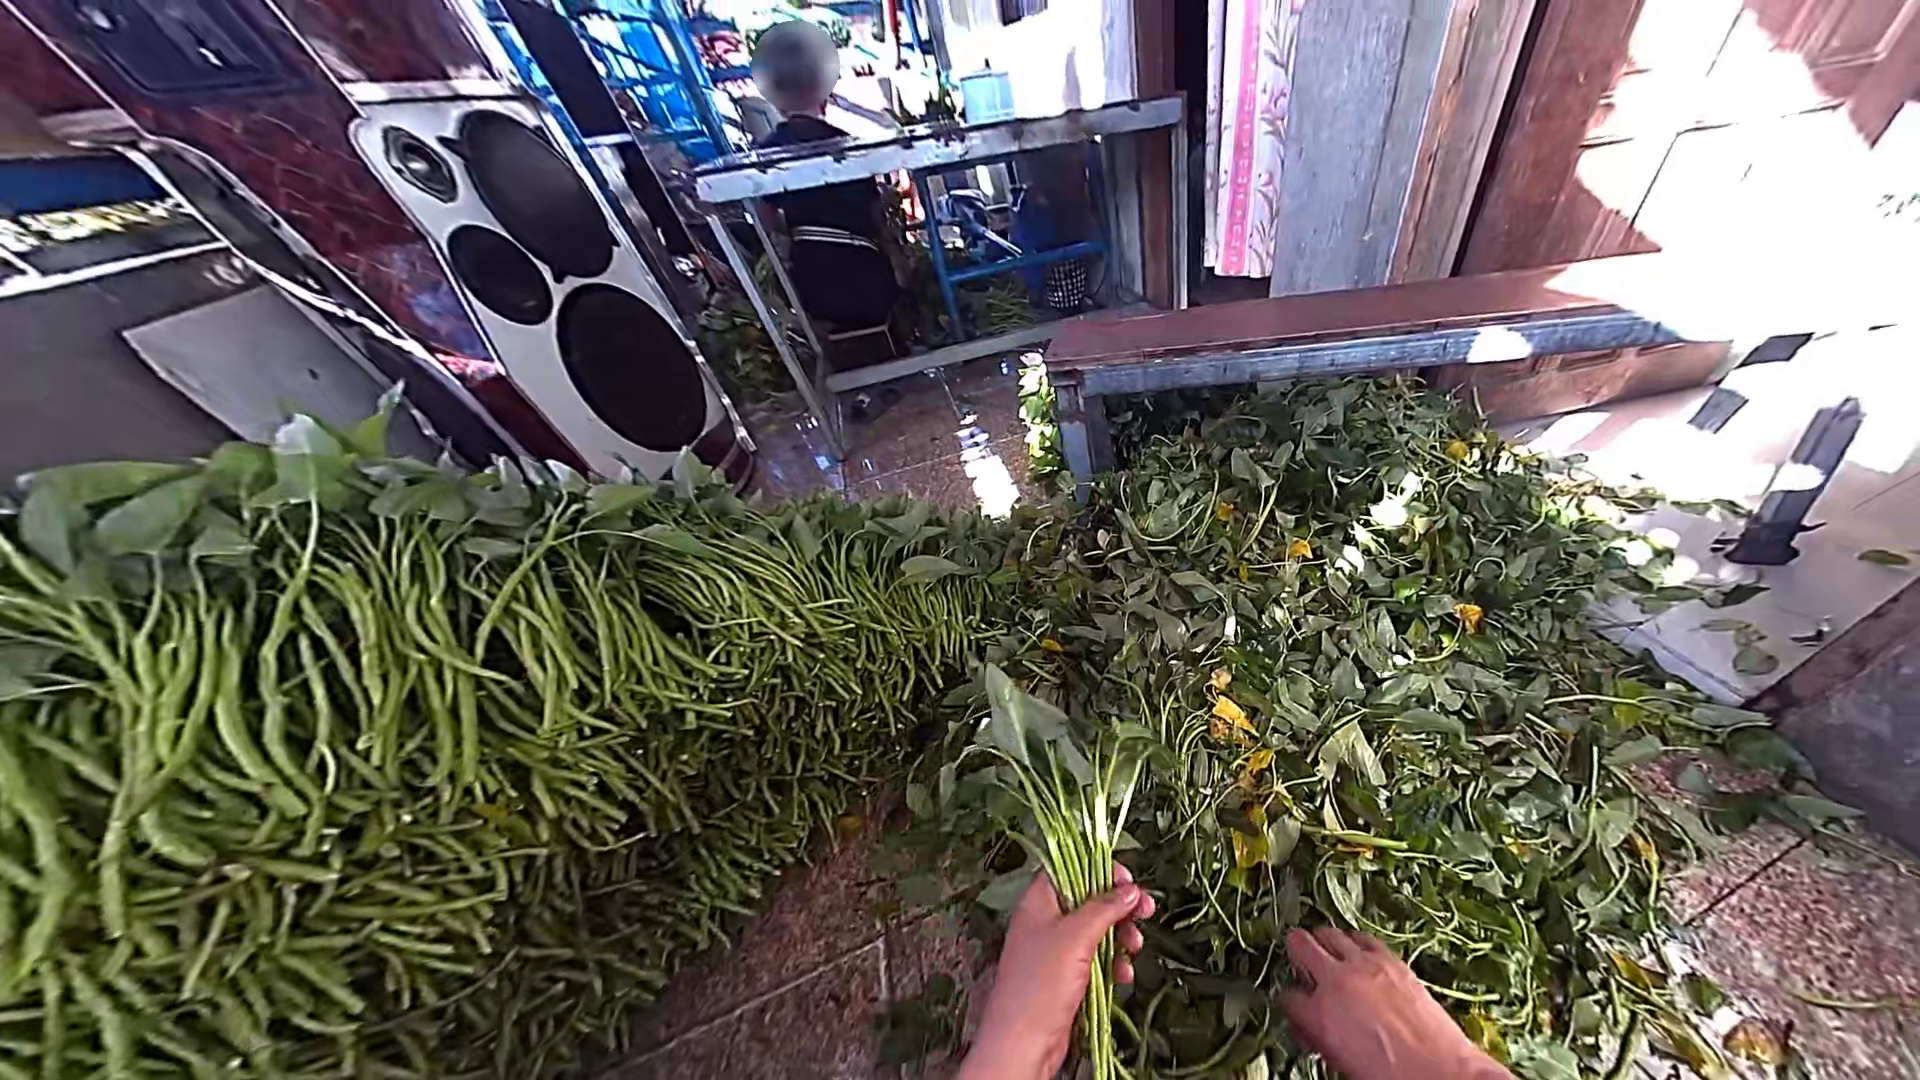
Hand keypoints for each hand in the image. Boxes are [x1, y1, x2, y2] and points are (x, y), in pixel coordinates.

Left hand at [956, 865, 1155, 1079]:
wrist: (1023, 1045)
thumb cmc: (1041, 983)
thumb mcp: (1075, 937)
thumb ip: (1103, 908)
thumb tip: (1128, 888)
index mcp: (1039, 899)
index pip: (1071, 867)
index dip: (1100, 869)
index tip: (1128, 880)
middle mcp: (1046, 918)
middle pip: (1088, 898)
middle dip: (1118, 905)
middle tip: (1145, 911)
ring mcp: (1056, 948)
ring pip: (1096, 930)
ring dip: (1119, 935)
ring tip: (1135, 946)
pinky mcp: (1066, 976)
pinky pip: (1095, 959)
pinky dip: (1112, 963)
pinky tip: (1124, 973)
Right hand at [1280, 927, 1512, 1079]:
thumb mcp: (1345, 1066)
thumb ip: (1321, 1037)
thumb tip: (1311, 1026)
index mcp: (1320, 1016)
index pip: (1287, 997)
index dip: (1292, 1003)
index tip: (1299, 1008)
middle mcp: (1334, 982)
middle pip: (1297, 943)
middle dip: (1296, 953)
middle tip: (1307, 967)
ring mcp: (1361, 966)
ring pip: (1327, 932)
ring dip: (1325, 944)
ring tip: (1332, 958)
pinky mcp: (1389, 960)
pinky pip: (1361, 937)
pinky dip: (1355, 944)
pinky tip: (1360, 957)